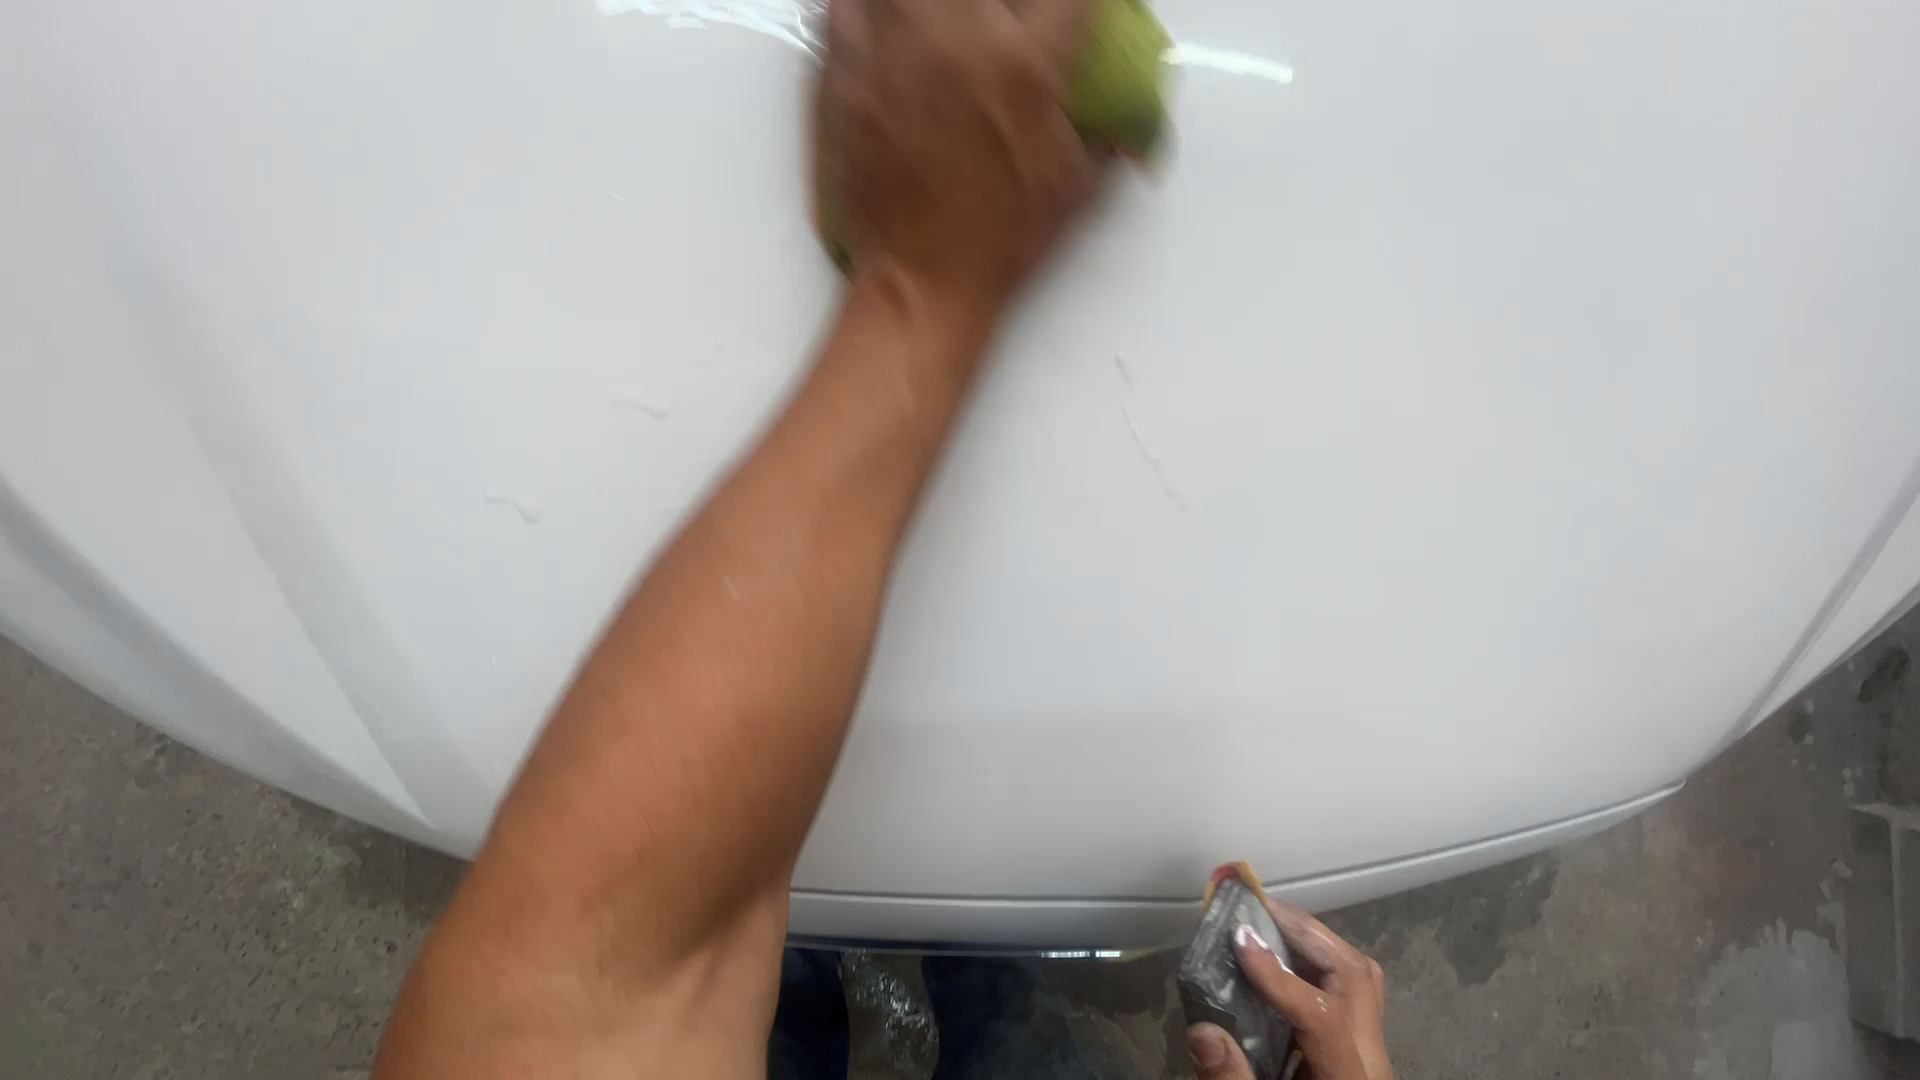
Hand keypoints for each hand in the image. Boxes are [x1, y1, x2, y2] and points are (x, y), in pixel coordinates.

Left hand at [816, 0, 1105, 311]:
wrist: (919, 280)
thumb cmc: (998, 243)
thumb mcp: (1072, 190)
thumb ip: (1103, 133)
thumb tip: (1123, 113)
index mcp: (1023, 65)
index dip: (1073, 2)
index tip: (1069, 16)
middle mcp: (957, 38)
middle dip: (999, 2)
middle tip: (998, 27)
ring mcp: (893, 50)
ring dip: (928, 3)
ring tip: (940, 27)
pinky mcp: (845, 74)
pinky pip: (845, 4)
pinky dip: (864, 8)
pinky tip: (886, 26)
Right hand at [1188, 898, 1394, 1079]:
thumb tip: (1202, 1030)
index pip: (1324, 1016)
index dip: (1280, 976)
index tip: (1237, 941)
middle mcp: (1372, 1064)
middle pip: (1356, 977)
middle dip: (1303, 934)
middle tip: (1249, 911)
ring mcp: (1372, 1057)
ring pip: (1358, 977)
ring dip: (1309, 941)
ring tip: (1259, 922)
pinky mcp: (1359, 1053)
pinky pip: (1348, 990)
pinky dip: (1311, 961)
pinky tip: (1272, 959)